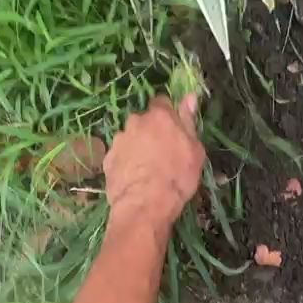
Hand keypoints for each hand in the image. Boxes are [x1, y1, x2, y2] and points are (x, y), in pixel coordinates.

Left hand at [104, 94, 205, 233]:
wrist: (145, 205)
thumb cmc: (177, 178)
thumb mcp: (194, 151)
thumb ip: (189, 122)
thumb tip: (190, 96)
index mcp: (159, 116)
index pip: (162, 102)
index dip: (168, 115)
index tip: (173, 130)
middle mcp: (135, 122)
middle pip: (143, 121)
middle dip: (150, 132)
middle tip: (161, 153)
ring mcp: (118, 140)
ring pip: (130, 138)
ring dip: (137, 147)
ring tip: (146, 170)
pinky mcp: (107, 159)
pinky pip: (120, 156)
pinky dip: (126, 163)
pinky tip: (134, 179)